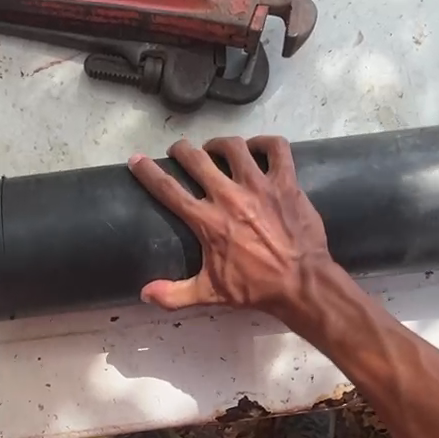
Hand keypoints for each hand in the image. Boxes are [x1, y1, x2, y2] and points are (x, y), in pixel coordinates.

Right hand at [128, 135, 338, 325]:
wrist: (301, 283)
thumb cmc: (255, 288)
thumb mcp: (210, 294)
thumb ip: (174, 294)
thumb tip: (144, 293)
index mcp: (207, 221)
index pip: (169, 189)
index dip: (148, 172)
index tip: (137, 160)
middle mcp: (229, 196)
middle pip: (197, 160)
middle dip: (182, 150)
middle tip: (179, 150)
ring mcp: (260, 186)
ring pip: (234, 147)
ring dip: (220, 144)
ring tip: (216, 148)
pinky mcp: (286, 182)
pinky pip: (276, 148)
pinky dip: (265, 143)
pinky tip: (257, 147)